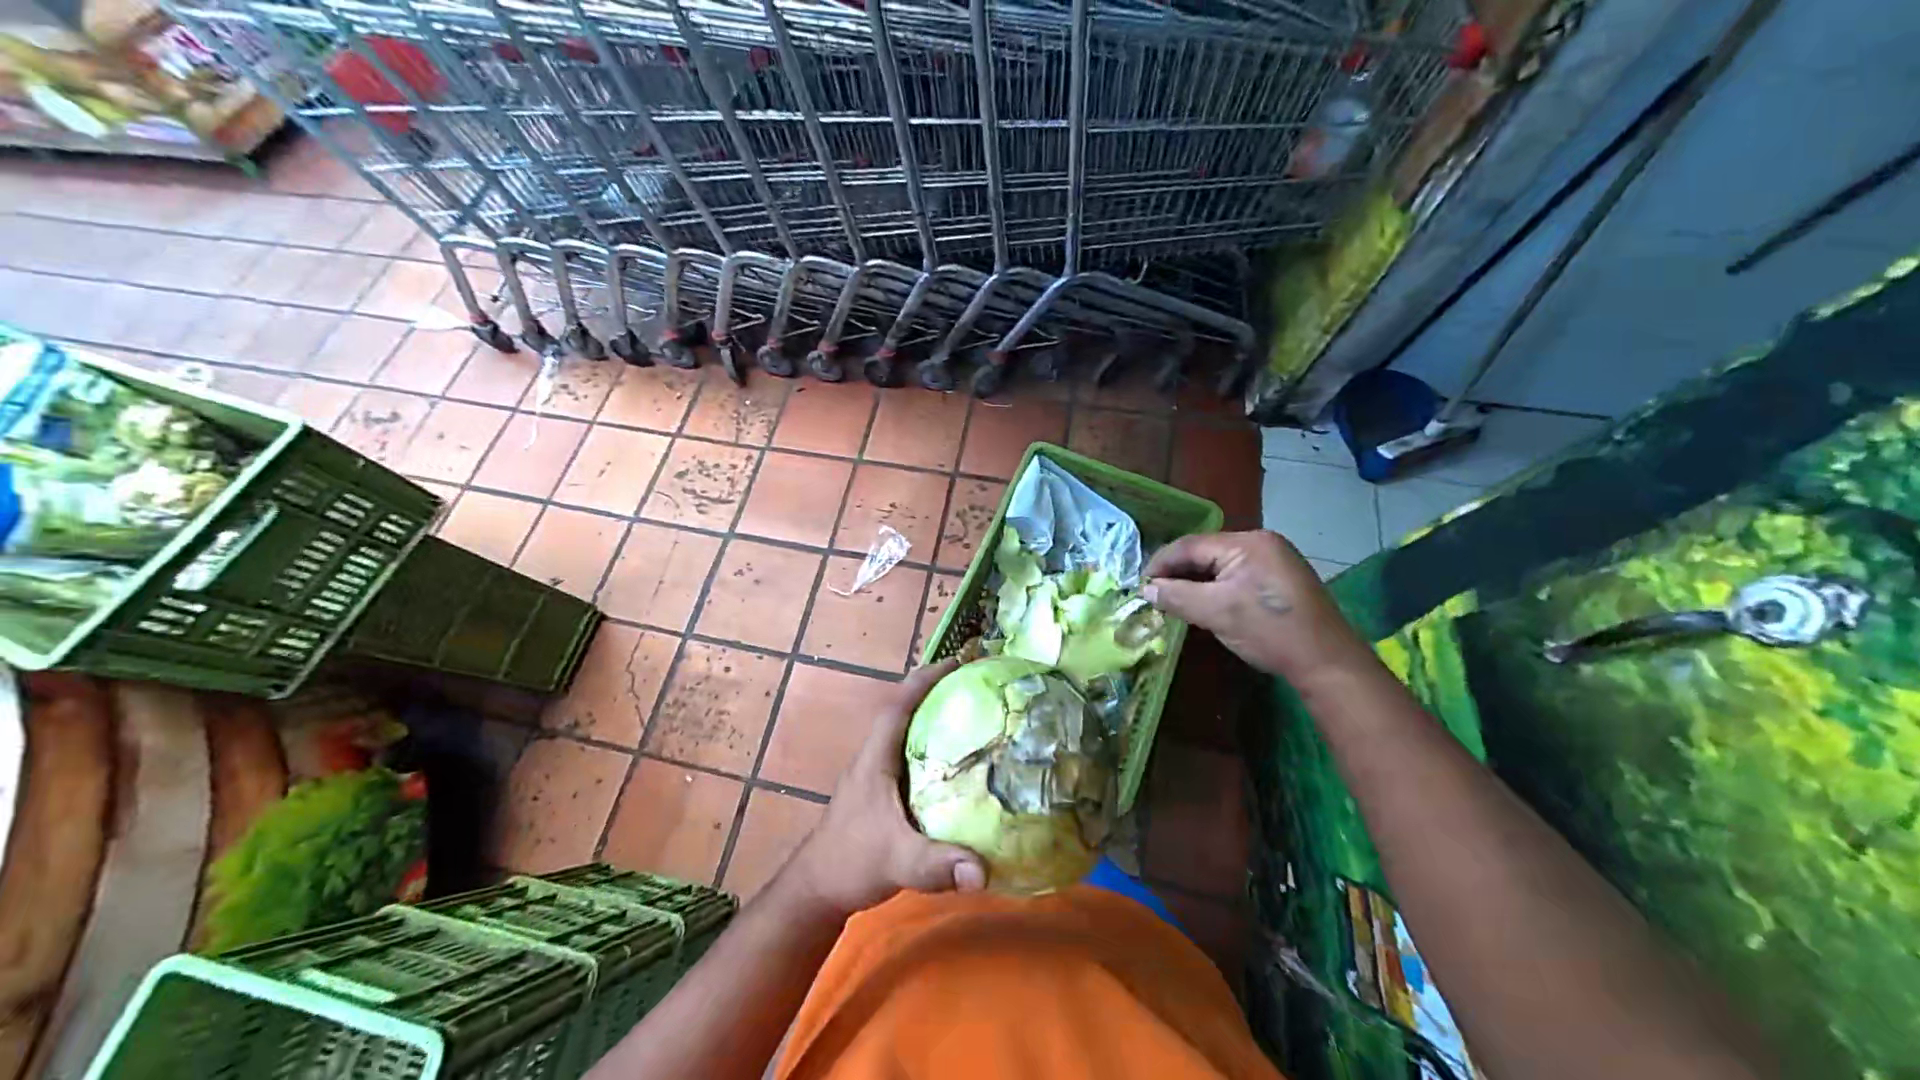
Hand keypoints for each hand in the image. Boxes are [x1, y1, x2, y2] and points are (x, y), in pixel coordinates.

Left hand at [786, 659, 986, 917]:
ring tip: (976, 714)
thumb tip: (983, 871)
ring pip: (909, 736)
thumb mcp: (897, 862)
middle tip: (976, 684)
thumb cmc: (850, 862)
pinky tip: (959, 763)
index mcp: (874, 760)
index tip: (956, 662)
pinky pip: (911, 759)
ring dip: (936, 720)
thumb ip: (937, 864)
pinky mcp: (881, 795)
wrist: (816, 890)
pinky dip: (934, 750)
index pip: (898, 707)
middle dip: (937, 694)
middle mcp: (874, 760)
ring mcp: (876, 777)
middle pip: (906, 713)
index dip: (924, 681)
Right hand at [1143, 530, 1370, 684]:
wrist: (1327, 662)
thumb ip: (1176, 596)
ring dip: (1195, 582)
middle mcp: (1262, 543)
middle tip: (1154, 594)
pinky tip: (1203, 604)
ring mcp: (1275, 561)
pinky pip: (1236, 576)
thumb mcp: (1216, 612)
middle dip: (1177, 573)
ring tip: (1173, 601)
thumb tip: (1146, 589)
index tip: (1140, 585)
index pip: (1190, 545)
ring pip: (1220, 565)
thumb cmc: (1269, 631)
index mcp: (1248, 543)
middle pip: (1205, 552)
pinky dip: (1215, 588)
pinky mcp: (1280, 580)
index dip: (1161, 563)